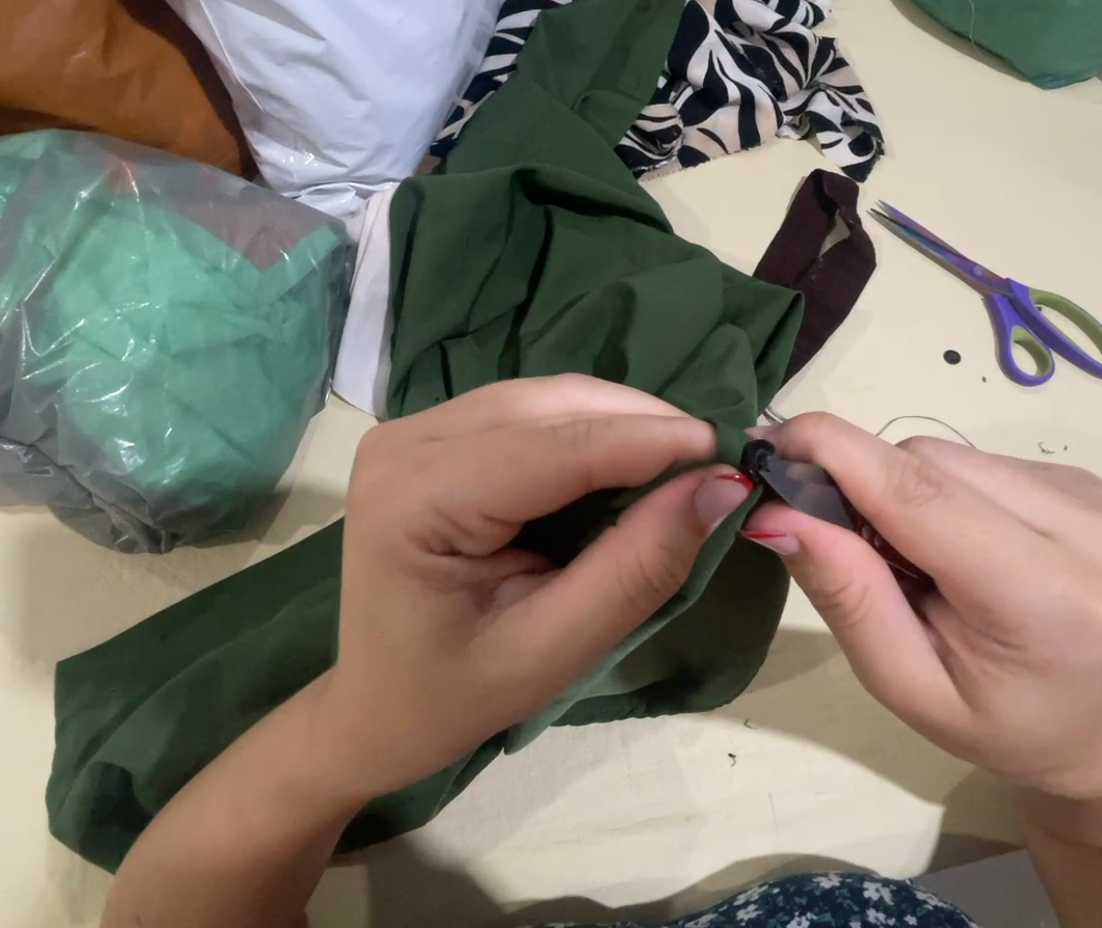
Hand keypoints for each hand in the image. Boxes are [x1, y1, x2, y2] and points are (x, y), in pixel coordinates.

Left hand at [309, 375, 755, 798]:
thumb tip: (719, 486)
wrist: (374, 703)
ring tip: (677, 457)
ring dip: (615, 419)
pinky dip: (583, 426)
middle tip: (710, 457)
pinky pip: (524, 410)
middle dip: (637, 422)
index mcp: (415, 500)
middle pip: (546, 406)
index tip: (727, 450)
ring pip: (540, 397)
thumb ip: (636, 567)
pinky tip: (622, 455)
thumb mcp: (553, 650)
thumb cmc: (454, 695)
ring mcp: (409, 431)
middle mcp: (403, 444)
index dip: (647, 442)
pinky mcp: (427, 434)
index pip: (552, 449)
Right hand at [742, 414, 1101, 799]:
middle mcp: (1094, 533)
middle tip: (842, 540)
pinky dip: (938, 487)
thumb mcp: (899, 681)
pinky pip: (974, 457)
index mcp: (1051, 599)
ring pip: (946, 453)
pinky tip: (953, 535)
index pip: (918, 495)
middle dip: (862, 485)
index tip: (763, 444)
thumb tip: (773, 511)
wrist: (1079, 721)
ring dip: (900, 487)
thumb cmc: (986, 718)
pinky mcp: (1098, 480)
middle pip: (927, 465)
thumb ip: (845, 594)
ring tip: (910, 551)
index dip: (832, 454)